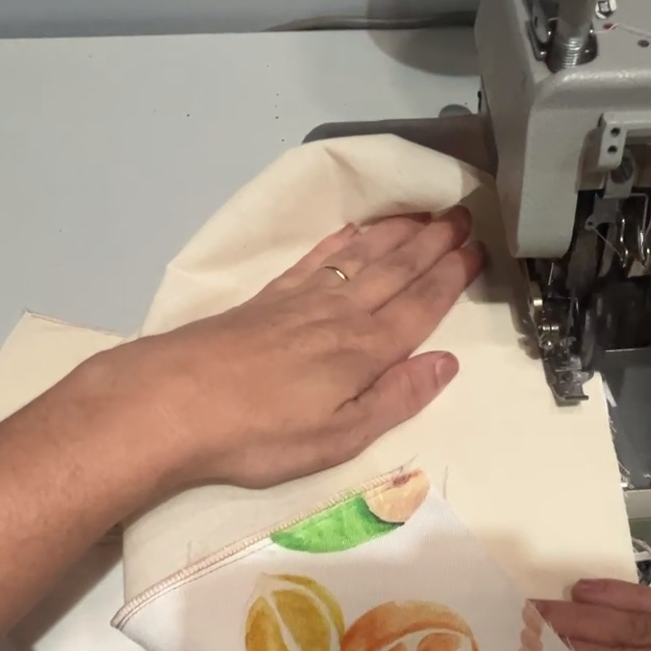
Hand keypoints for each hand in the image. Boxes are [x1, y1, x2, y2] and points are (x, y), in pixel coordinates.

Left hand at [84, 208, 484, 490]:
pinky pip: (316, 258)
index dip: (452, 278)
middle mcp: (339, 315)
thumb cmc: (262, 433)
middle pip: (396, 271)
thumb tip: (448, 362)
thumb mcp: (341, 435)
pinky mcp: (267, 299)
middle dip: (433, 244)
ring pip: (361, 257)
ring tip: (423, 214)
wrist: (173, 402)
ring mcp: (301, 301)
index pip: (420, 306)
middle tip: (462, 215)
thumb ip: (397, 398)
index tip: (477, 250)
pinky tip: (353, 230)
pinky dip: (341, 240)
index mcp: (364, 351)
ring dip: (396, 234)